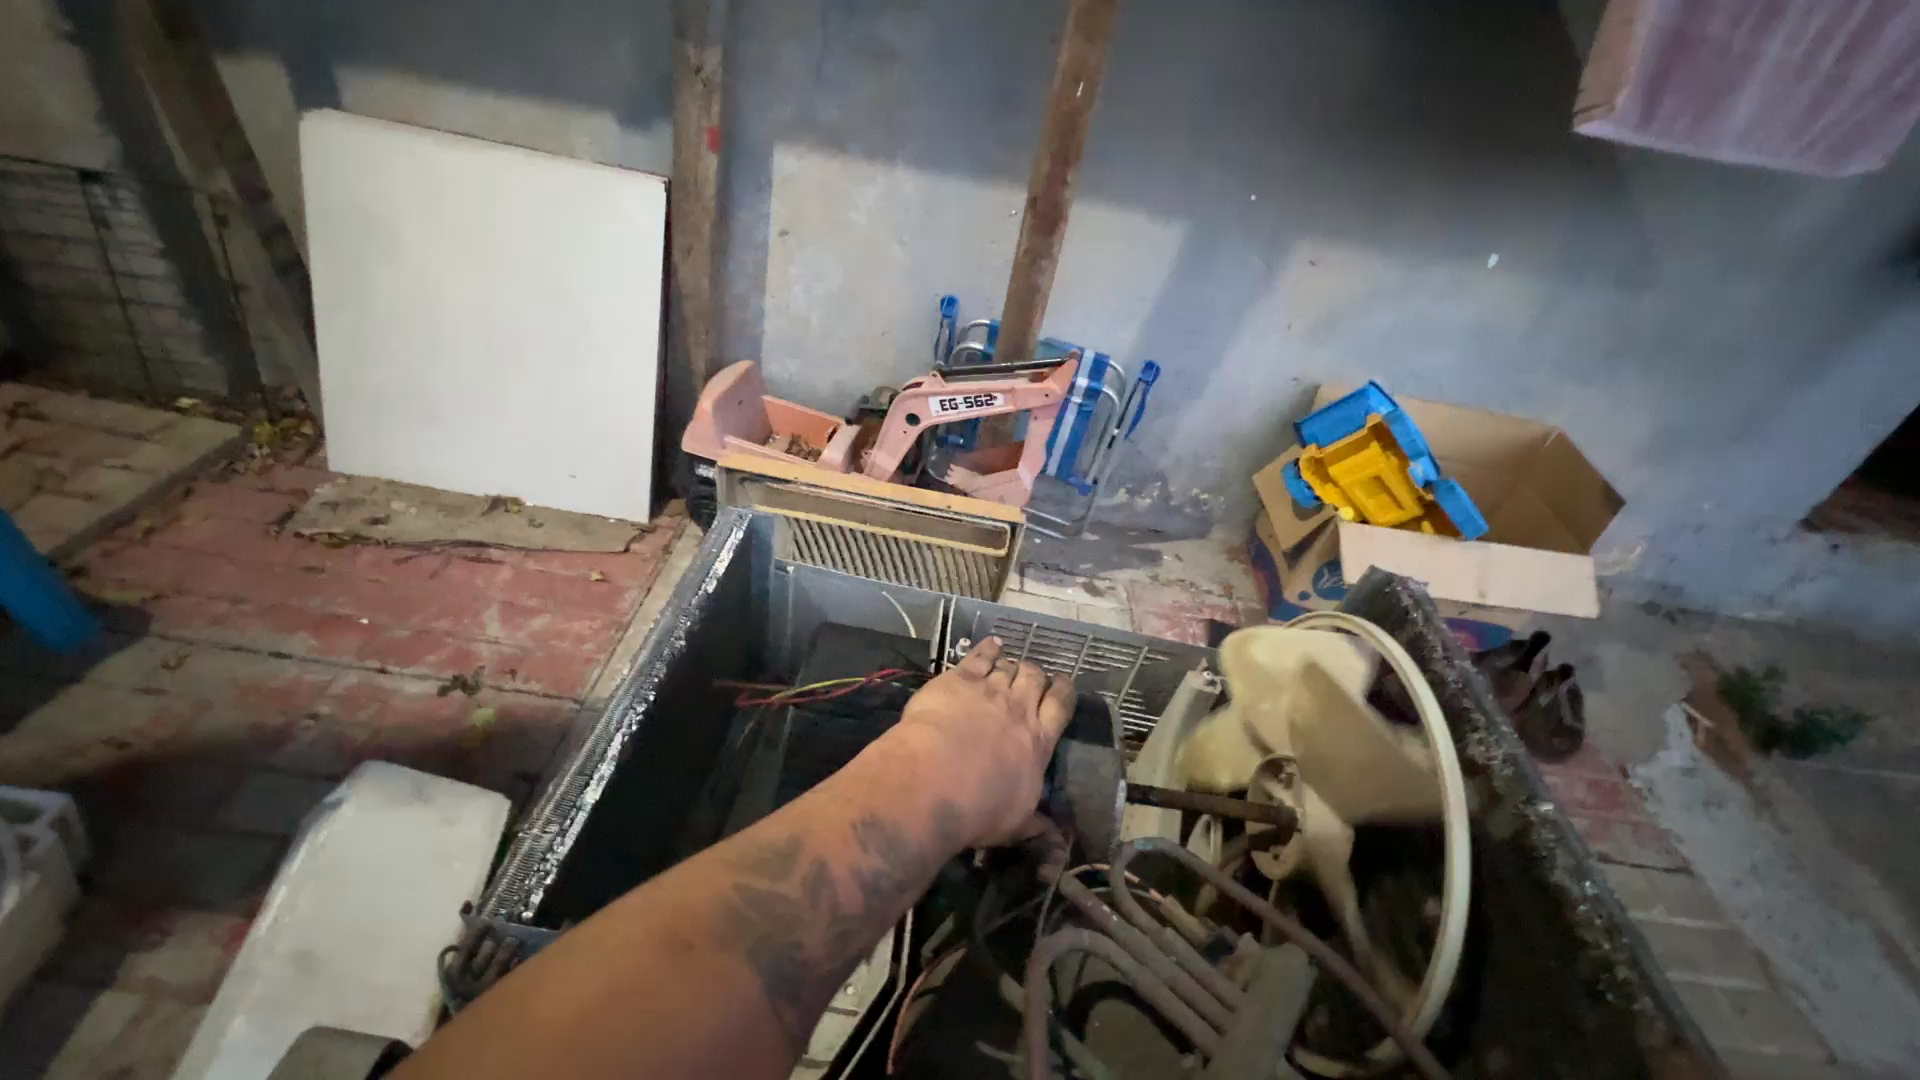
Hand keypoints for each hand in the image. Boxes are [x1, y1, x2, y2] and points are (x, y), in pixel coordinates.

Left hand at [884, 637, 1074, 847]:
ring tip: (1009, 663)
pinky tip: (991, 643)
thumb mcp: (1015, 824)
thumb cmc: (979, 808)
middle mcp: (1019, 709)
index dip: (1063, 692)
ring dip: (1011, 664)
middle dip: (1036, 675)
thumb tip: (1059, 843)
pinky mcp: (959, 679)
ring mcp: (989, 690)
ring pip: (1008, 666)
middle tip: (1031, 677)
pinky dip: (987, 648)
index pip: (1061, 706)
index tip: (1062, 686)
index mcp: (1039, 742)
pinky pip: (979, 657)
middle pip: (1035, 679)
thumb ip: (1037, 826)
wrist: (935, 780)